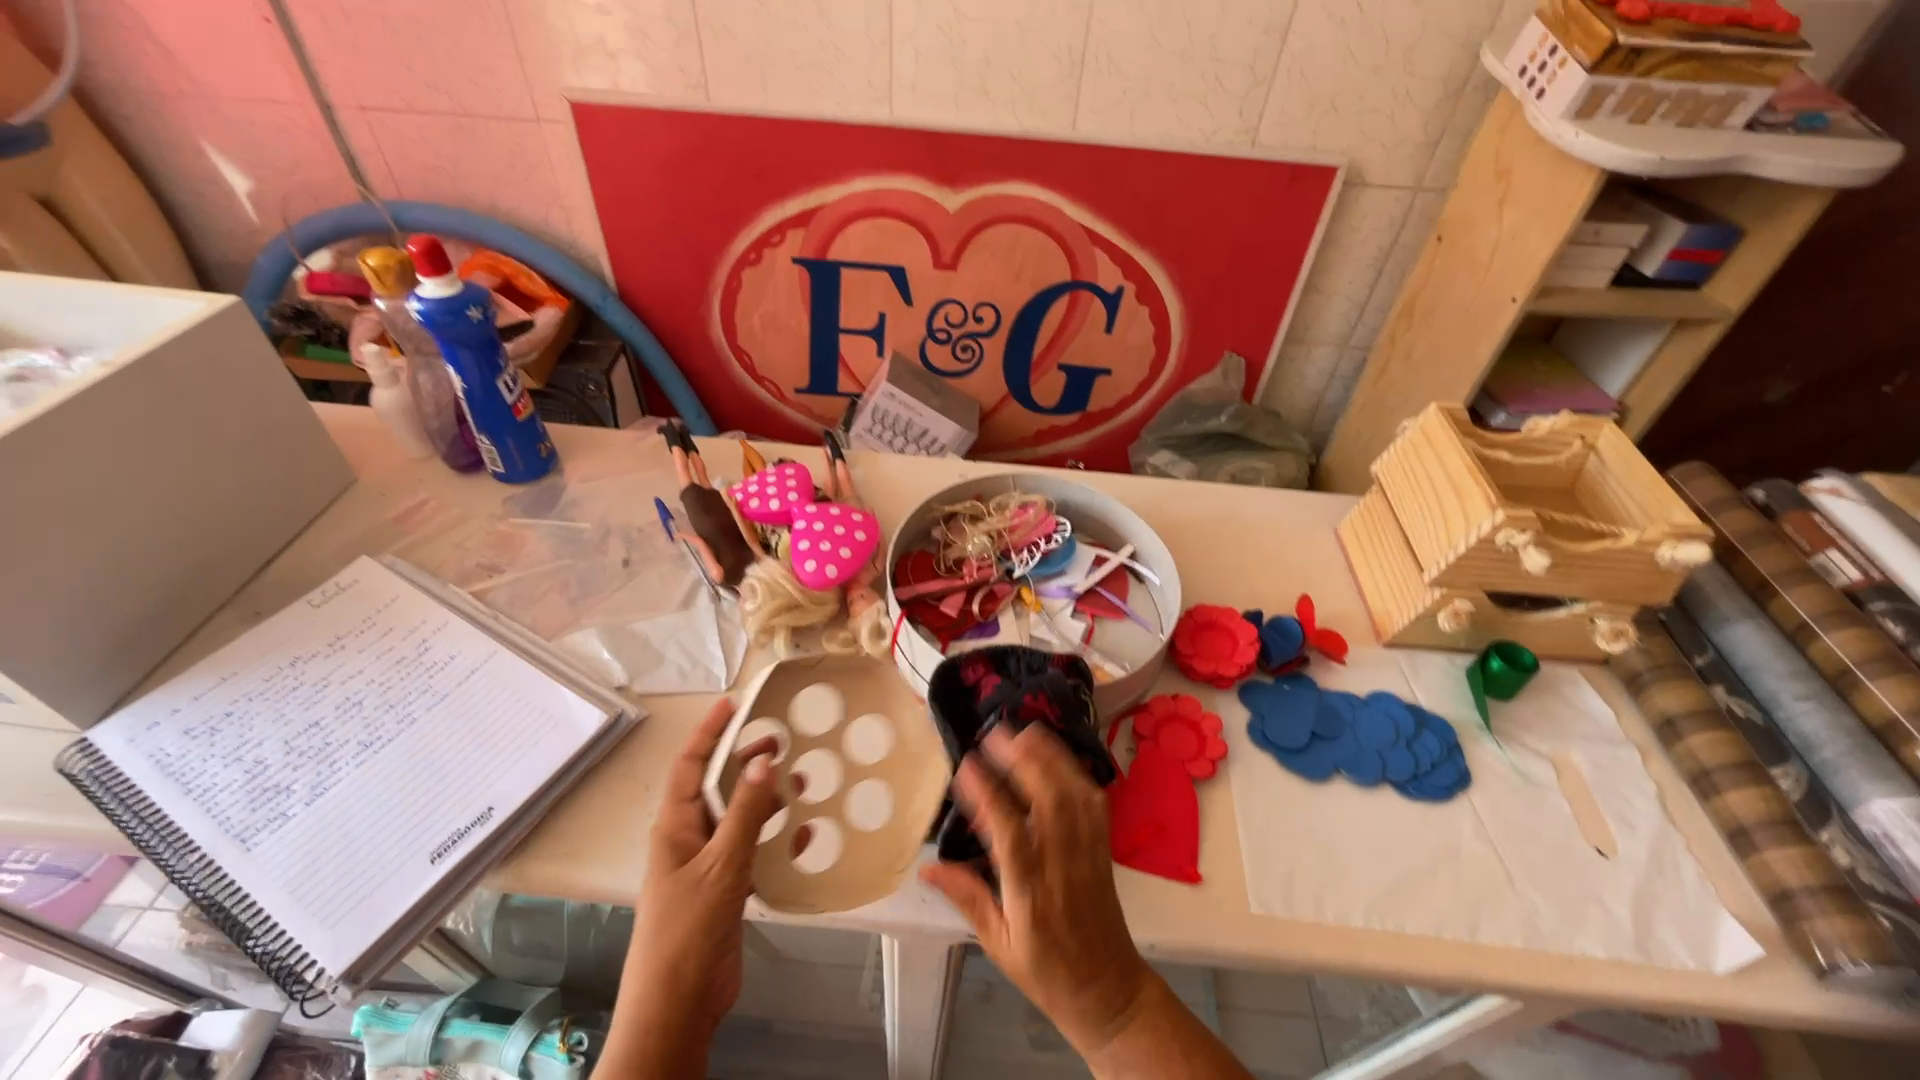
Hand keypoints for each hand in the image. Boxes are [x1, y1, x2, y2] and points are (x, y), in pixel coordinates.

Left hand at [605, 699, 779, 1075]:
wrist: (679, 1002)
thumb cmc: (688, 928)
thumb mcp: (720, 866)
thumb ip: (744, 814)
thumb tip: (762, 761)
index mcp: (675, 827)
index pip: (689, 766)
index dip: (707, 733)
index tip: (732, 704)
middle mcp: (689, 840)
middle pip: (718, 789)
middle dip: (746, 764)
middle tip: (782, 743)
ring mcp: (708, 867)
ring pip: (740, 820)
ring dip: (767, 802)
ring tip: (802, 783)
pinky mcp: (727, 892)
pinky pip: (753, 853)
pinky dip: (776, 841)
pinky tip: (803, 835)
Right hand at [921, 724, 1154, 1056]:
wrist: (1108, 991)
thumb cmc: (1046, 971)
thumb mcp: (998, 943)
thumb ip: (967, 899)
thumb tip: (927, 868)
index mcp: (1031, 894)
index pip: (1010, 835)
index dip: (988, 796)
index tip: (966, 764)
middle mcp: (1063, 867)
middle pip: (1049, 803)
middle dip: (1025, 762)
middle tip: (997, 733)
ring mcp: (1088, 855)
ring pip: (1075, 798)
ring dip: (1052, 759)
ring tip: (1026, 730)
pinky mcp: (1103, 851)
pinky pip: (1094, 806)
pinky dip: (1077, 775)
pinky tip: (1060, 757)